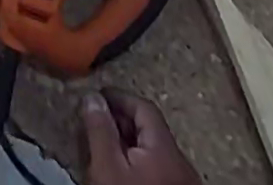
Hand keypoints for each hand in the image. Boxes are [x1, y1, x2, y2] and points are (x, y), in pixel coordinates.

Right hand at [81, 90, 202, 184]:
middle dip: (122, 121)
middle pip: (149, 130)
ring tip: (102, 148)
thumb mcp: (107, 168)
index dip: (119, 98)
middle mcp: (179, 162)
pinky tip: (119, 175)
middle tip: (96, 120)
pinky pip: (155, 172)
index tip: (97, 96)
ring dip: (127, 145)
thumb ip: (100, 130)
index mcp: (164, 147)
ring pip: (152, 153)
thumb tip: (92, 98)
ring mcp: (180, 184)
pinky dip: (135, 166)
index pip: (143, 107)